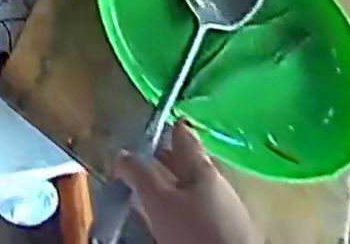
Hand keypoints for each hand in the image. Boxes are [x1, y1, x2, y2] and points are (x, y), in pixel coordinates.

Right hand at [117, 123, 258, 243]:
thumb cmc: (195, 232)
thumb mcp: (158, 200)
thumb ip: (138, 172)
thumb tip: (121, 155)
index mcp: (204, 168)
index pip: (183, 136)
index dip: (169, 127)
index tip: (157, 118)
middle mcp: (219, 185)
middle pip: (189, 165)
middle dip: (166, 160)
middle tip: (143, 156)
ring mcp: (227, 213)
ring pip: (193, 191)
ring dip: (172, 187)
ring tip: (150, 190)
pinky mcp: (227, 237)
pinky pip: (199, 213)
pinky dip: (182, 209)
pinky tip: (168, 218)